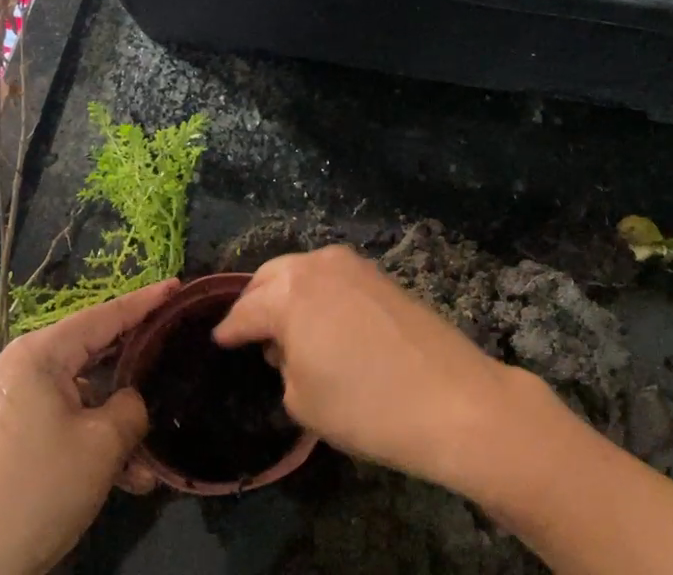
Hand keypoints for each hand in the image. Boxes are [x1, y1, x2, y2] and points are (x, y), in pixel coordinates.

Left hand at [0, 279, 178, 574]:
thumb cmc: (38, 490)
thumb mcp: (102, 446)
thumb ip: (130, 407)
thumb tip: (130, 401)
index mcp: (35, 356)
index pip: (101, 316)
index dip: (144, 302)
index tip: (177, 285)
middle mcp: (17, 371)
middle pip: (89, 354)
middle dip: (134, 372)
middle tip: (174, 356)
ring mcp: (7, 406)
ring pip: (79, 399)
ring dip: (115, 426)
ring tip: (149, 462)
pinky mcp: (4, 439)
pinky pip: (59, 424)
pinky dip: (90, 443)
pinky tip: (124, 480)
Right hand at [212, 246, 532, 490]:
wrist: (453, 401)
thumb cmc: (366, 407)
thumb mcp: (302, 400)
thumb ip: (282, 365)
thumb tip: (287, 348)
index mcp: (288, 292)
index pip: (244, 311)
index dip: (228, 331)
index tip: (218, 342)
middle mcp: (317, 265)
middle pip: (271, 278)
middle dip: (256, 303)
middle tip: (250, 334)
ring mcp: (355, 266)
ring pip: (304, 272)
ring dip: (288, 295)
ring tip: (286, 330)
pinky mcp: (383, 277)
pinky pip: (333, 279)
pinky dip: (318, 295)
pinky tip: (322, 323)